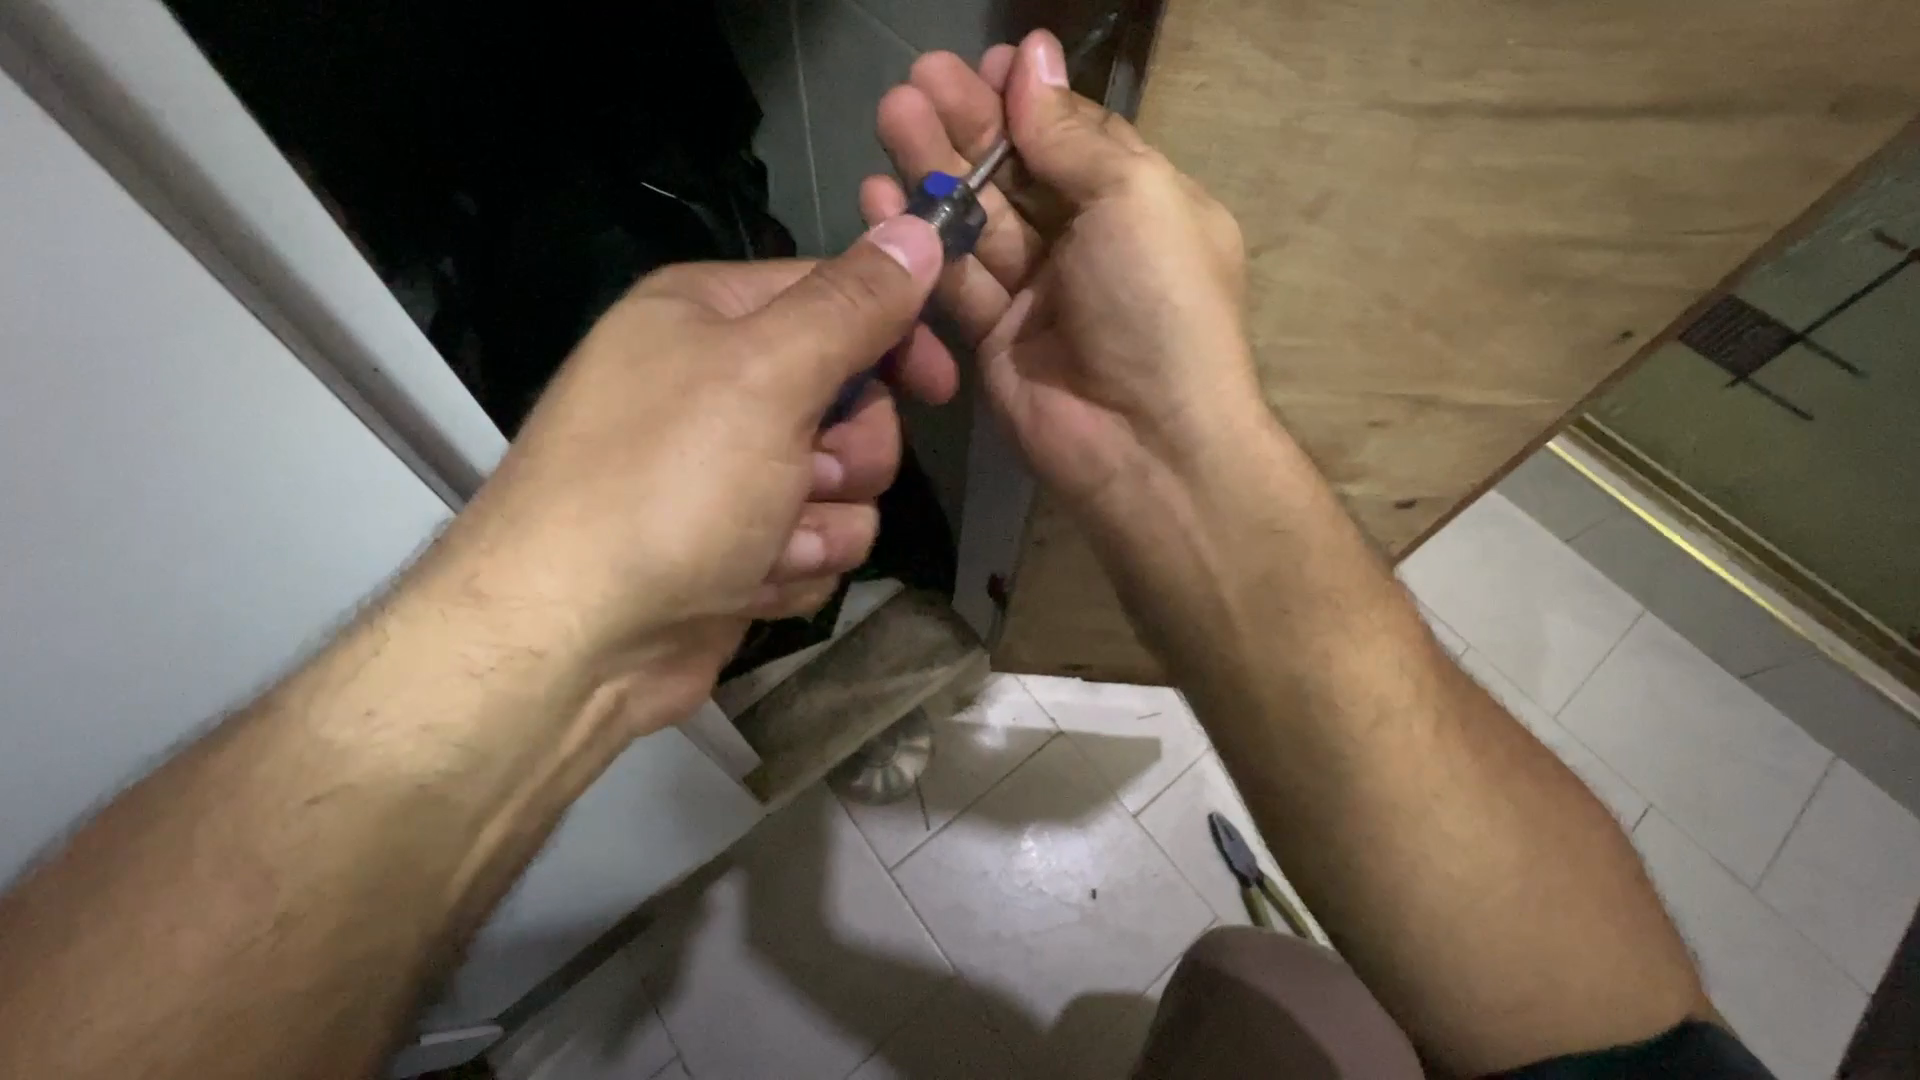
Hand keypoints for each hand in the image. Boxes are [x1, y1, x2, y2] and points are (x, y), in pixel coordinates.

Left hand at [413, 217, 949, 731]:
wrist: (576, 640)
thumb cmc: (668, 485)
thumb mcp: (767, 374)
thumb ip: (852, 306)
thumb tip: (920, 230)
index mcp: (712, 319)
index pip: (837, 300)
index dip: (894, 338)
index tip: (936, 385)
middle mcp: (719, 389)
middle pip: (850, 404)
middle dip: (849, 454)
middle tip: (812, 475)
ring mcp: (728, 476)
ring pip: (842, 488)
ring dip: (821, 524)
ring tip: (767, 546)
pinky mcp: (739, 548)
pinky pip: (814, 544)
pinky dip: (792, 568)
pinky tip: (745, 586)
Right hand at [864, 30, 1263, 520]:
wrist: (1145, 443)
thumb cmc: (1158, 307)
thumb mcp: (1136, 198)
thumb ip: (1075, 136)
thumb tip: (1034, 59)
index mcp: (1138, 207)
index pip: (1074, 139)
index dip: (1029, 103)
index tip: (985, 65)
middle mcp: (1088, 248)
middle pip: (1017, 176)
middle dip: (968, 128)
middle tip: (916, 82)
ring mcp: (1039, 298)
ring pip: (979, 224)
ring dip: (936, 173)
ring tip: (891, 116)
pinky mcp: (996, 342)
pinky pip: (956, 281)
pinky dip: (924, 243)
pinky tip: (884, 199)